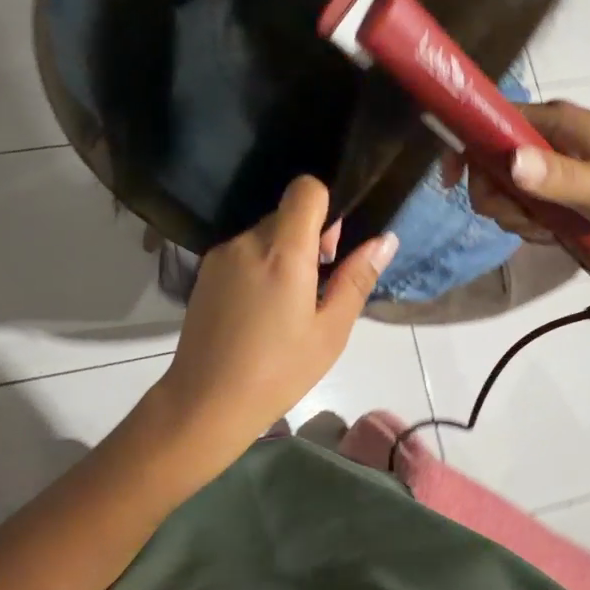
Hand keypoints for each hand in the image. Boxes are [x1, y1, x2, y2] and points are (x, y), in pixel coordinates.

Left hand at [156, 177, 397, 437]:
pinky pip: (242, 253)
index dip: (325, 207)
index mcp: (282, 251)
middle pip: (285, 214)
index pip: (305, 189)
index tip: (331, 250)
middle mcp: (247, 242)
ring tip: (285, 308)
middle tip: (315, 290)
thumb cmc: (278, 371)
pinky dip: (258, 268)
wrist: (206, 401)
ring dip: (281, 255)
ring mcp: (220, 256)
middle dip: (307, 239)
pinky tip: (259, 313)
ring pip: (262, 235)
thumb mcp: (330, 331)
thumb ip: (356, 279)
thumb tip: (385, 240)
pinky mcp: (204, 273)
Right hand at [455, 99, 589, 238]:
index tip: (452, 185)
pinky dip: (534, 219)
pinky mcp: (568, 180)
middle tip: (523, 221)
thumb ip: (554, 177)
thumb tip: (508, 161)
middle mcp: (552, 133)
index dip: (465, 149)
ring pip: (510, 186)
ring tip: (549, 231)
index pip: (489, 121)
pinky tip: (556, 233)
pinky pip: (531, 198)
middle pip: (494, 161)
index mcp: (555, 121)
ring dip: (518, 214)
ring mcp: (560, 158)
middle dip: (498, 197)